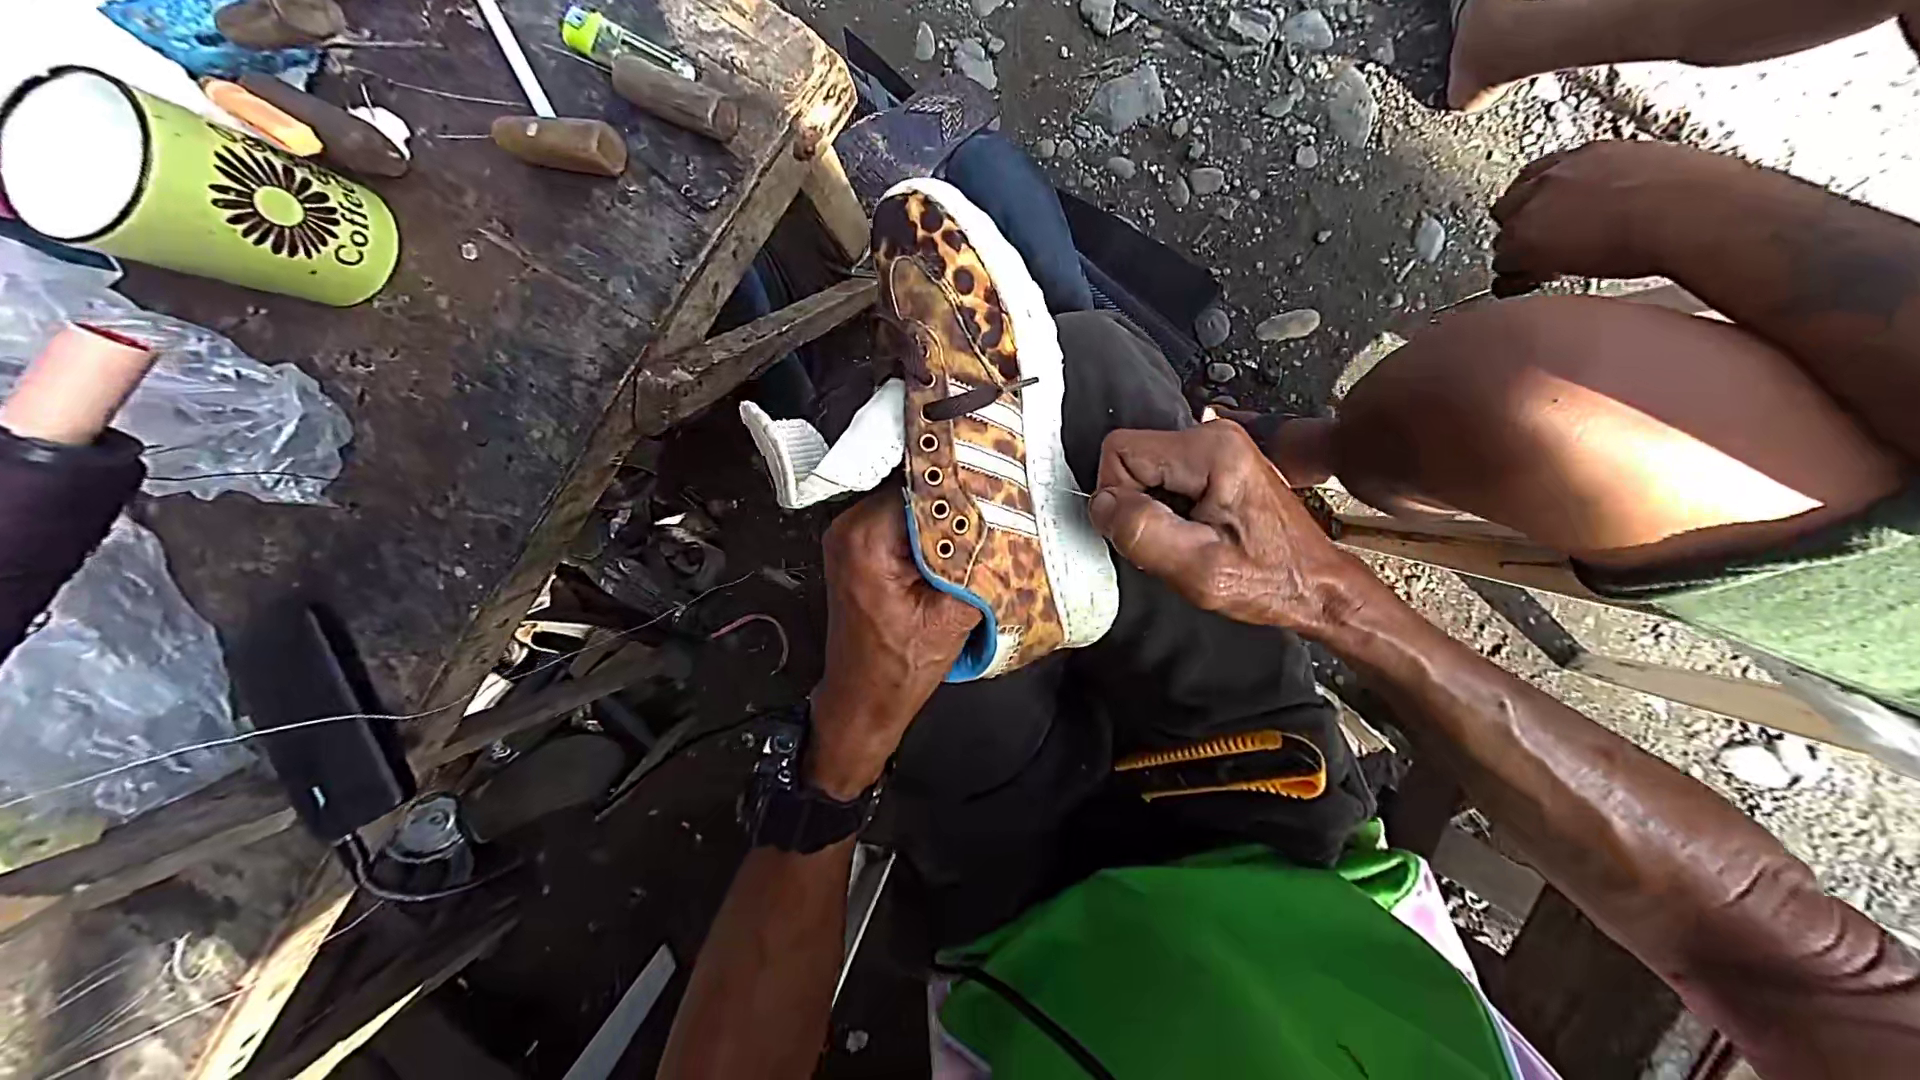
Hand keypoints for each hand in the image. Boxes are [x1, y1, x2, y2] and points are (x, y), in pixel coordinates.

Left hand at [810, 489, 979, 798]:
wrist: (864, 697)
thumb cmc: (895, 669)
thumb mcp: (952, 615)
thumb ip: (978, 563)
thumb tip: (1006, 523)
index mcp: (867, 540)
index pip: (924, 484)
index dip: (966, 482)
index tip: (1000, 479)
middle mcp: (850, 529)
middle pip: (916, 486)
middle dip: (959, 493)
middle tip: (999, 497)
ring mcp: (852, 536)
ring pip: (912, 500)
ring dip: (947, 509)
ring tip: (982, 519)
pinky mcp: (861, 546)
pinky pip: (902, 518)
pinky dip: (931, 524)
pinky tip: (957, 538)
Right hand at [1087, 422, 1376, 635]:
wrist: (1313, 586)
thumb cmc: (1270, 580)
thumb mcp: (1197, 569)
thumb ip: (1140, 531)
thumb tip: (1101, 503)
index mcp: (1212, 451)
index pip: (1119, 452)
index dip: (1118, 498)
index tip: (1146, 532)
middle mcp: (1214, 436)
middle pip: (1129, 458)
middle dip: (1134, 505)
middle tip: (1171, 541)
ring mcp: (1215, 447)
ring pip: (1140, 470)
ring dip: (1149, 511)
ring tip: (1186, 538)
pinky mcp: (1213, 461)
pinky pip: (1159, 478)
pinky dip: (1163, 509)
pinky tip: (1191, 531)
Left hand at [1491, 141, 1739, 296]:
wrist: (1695, 215)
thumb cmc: (1699, 199)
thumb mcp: (1656, 173)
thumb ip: (1620, 184)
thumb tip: (1621, 203)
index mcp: (1591, 154)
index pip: (1541, 173)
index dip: (1538, 199)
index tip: (1544, 215)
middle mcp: (1555, 177)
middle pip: (1511, 204)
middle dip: (1519, 226)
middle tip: (1535, 247)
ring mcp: (1534, 208)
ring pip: (1504, 237)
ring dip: (1518, 253)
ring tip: (1539, 269)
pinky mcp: (1524, 241)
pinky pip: (1504, 265)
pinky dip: (1516, 276)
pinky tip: (1537, 282)